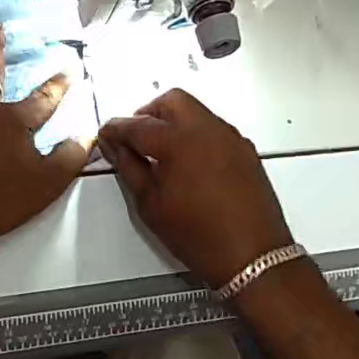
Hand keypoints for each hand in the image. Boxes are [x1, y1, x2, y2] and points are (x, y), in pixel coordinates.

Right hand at [97, 89, 294, 289]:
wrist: (252, 257)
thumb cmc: (197, 235)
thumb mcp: (150, 204)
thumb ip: (129, 168)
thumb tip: (115, 147)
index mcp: (179, 141)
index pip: (137, 124)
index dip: (117, 128)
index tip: (106, 135)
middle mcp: (207, 130)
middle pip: (171, 101)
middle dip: (148, 113)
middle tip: (134, 138)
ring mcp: (230, 138)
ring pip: (196, 111)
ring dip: (173, 121)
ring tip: (160, 151)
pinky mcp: (245, 150)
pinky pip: (214, 128)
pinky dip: (195, 134)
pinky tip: (187, 162)